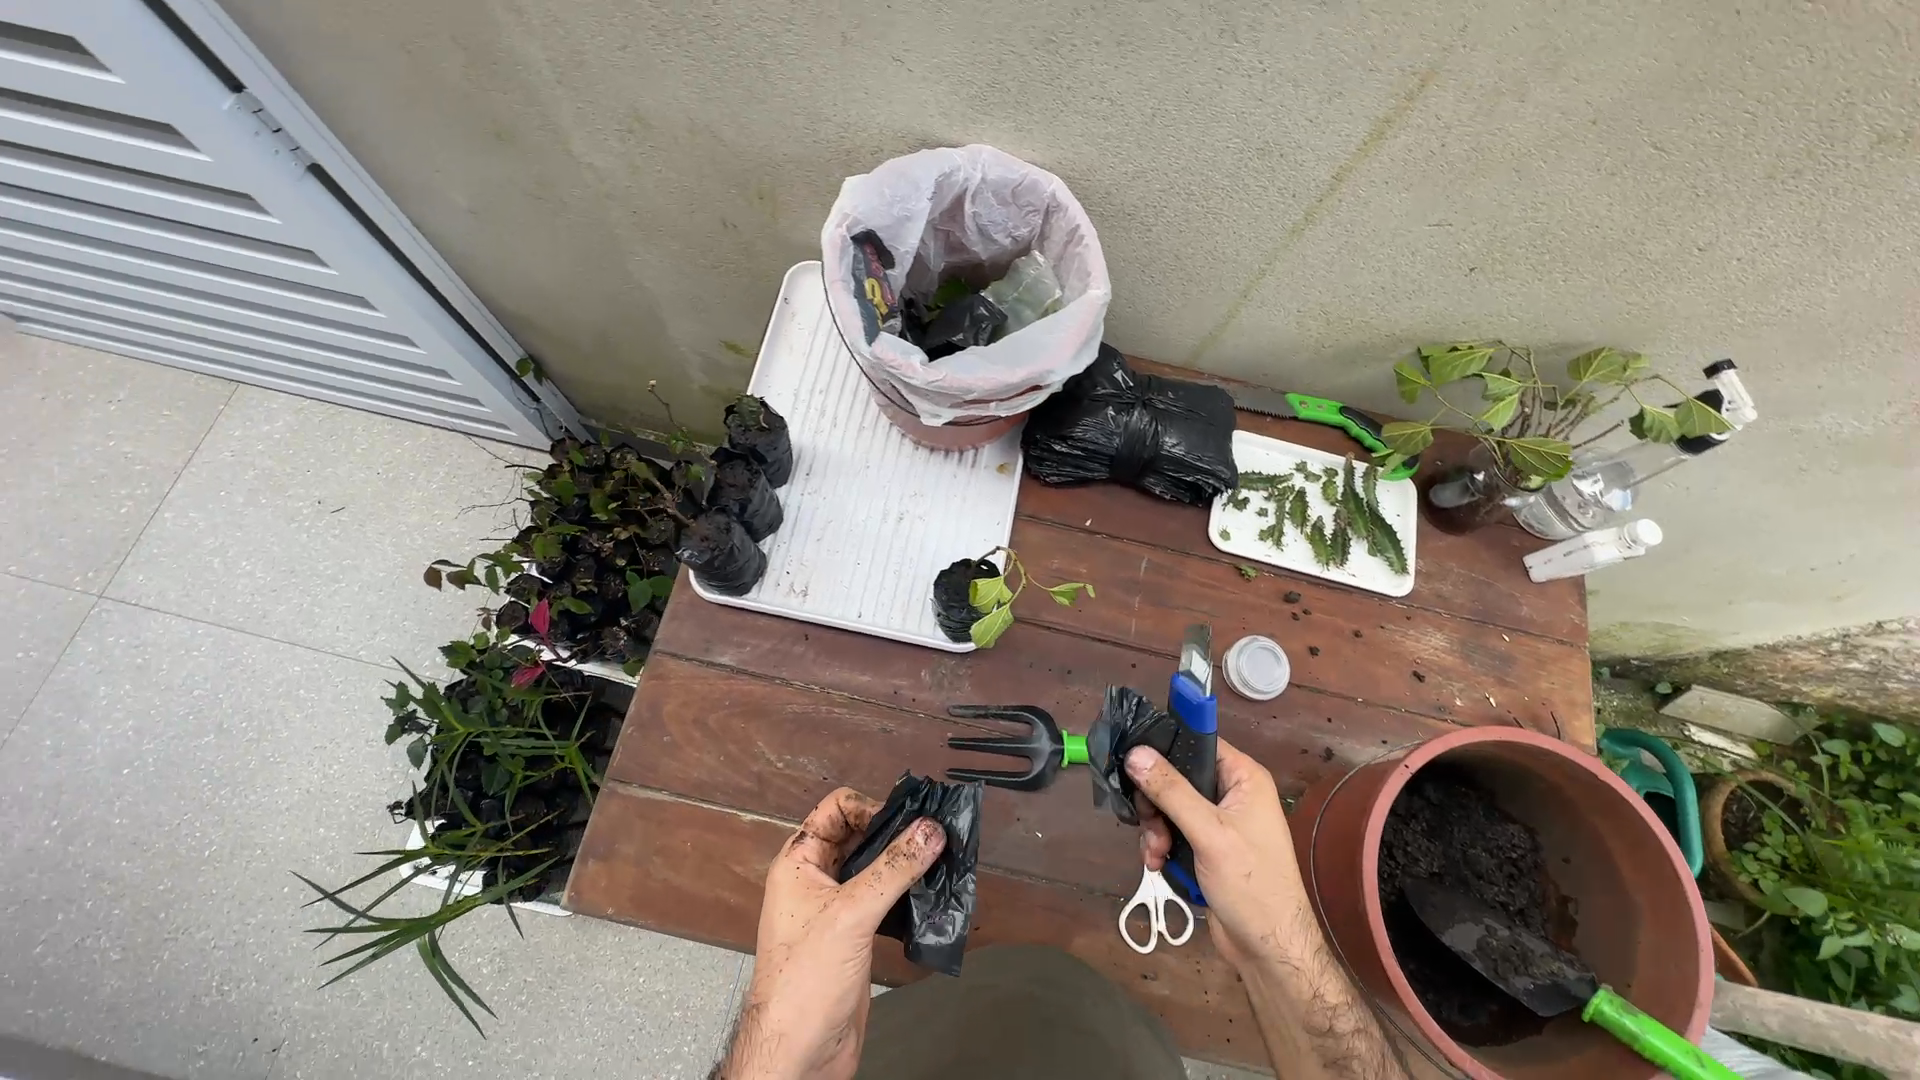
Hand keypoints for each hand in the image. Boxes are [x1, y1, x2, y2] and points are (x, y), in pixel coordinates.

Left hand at [718, 787, 945, 1079]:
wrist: (800, 1055)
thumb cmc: (801, 986)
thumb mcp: (850, 914)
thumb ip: (893, 869)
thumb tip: (927, 831)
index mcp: (799, 863)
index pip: (836, 809)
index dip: (870, 808)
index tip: (906, 821)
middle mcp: (816, 881)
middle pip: (859, 835)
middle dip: (894, 832)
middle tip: (932, 835)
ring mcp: (836, 909)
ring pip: (874, 867)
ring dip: (903, 863)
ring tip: (937, 859)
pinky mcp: (856, 935)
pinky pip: (884, 898)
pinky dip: (906, 892)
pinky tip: (928, 894)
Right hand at [1129, 737, 1316, 968]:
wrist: (1268, 950)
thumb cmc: (1251, 884)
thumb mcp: (1209, 833)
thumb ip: (1171, 791)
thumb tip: (1135, 752)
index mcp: (1243, 777)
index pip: (1198, 740)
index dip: (1165, 744)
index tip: (1132, 756)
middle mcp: (1231, 793)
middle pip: (1176, 775)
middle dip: (1155, 801)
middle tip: (1148, 822)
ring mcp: (1217, 821)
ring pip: (1168, 806)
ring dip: (1155, 829)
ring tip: (1157, 854)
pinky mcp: (1205, 846)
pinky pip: (1171, 831)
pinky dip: (1161, 846)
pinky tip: (1158, 865)